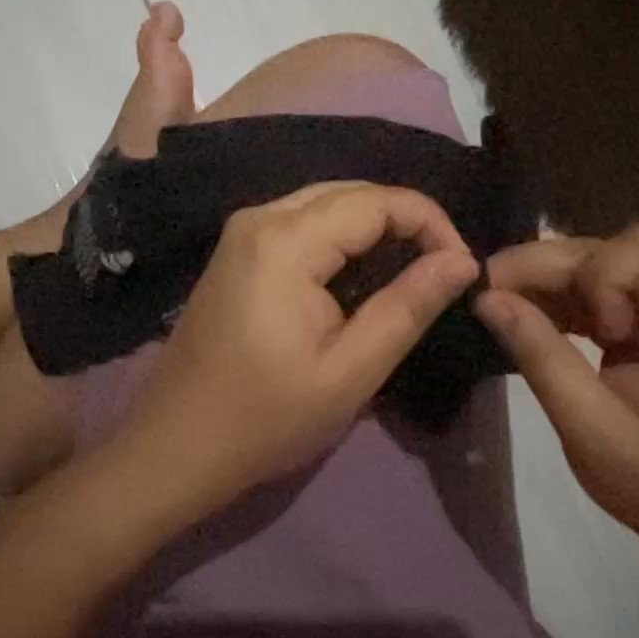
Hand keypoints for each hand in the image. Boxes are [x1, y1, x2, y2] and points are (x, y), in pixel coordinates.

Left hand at [115, 182, 479, 512]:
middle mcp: (259, 218)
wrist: (175, 446)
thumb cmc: (266, 418)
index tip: (463, 267)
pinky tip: (363, 272)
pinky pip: (300, 221)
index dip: (430, 222)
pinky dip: (341, 236)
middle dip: (404, 219)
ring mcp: (241, 232)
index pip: (377, 200)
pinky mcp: (235, 251)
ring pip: (325, 202)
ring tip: (414, 269)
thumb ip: (409, 306)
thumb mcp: (351, 370)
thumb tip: (463, 261)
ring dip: (374, 226)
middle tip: (443, 267)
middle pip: (350, 192)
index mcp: (285, 240)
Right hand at [477, 223, 638, 552]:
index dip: (597, 276)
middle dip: (552, 267)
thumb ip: (541, 357)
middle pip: (614, 250)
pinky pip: (599, 291)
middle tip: (494, 292)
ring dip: (550, 282)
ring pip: (599, 264)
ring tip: (504, 305)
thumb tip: (485, 298)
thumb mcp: (591, 427)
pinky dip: (562, 301)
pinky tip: (530, 320)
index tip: (590, 332)